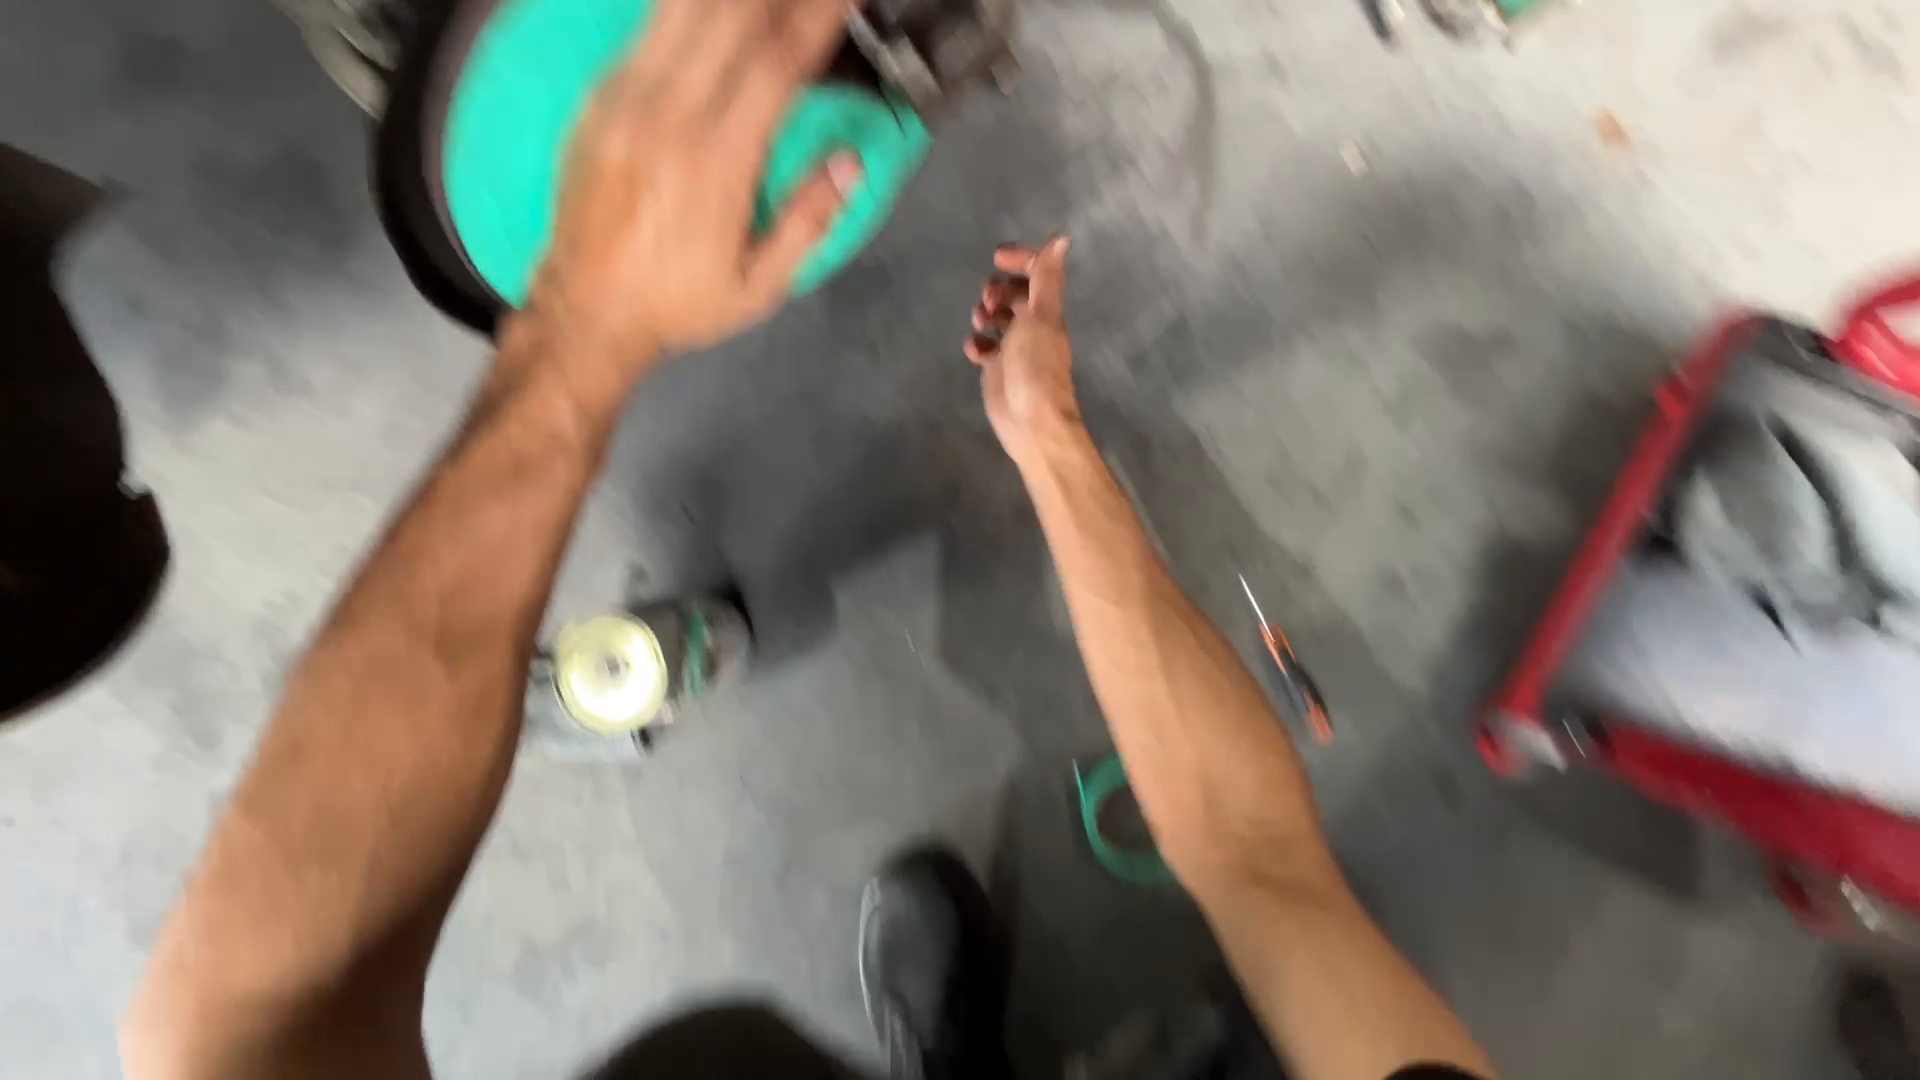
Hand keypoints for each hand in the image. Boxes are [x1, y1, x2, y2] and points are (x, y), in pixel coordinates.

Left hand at [522, 0, 862, 370]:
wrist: (585, 308)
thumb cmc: (679, 305)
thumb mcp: (758, 288)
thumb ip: (806, 223)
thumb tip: (851, 163)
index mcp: (715, 163)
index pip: (775, 63)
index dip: (817, 18)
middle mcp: (666, 112)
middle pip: (731, 14)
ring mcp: (624, 96)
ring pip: (683, 6)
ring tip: (771, 1)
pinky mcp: (599, 94)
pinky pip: (650, 25)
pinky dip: (689, 8)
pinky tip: (720, 12)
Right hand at [966, 236, 1080, 459]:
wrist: (1031, 420)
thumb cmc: (1036, 366)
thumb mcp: (1041, 316)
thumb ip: (1046, 278)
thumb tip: (1062, 236)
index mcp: (1047, 310)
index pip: (1038, 272)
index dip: (1020, 259)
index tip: (997, 257)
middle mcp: (1033, 326)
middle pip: (1014, 294)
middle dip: (997, 288)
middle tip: (988, 301)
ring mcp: (1015, 349)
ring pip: (998, 318)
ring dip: (985, 313)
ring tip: (980, 322)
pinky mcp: (998, 370)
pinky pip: (985, 347)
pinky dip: (977, 344)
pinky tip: (975, 352)